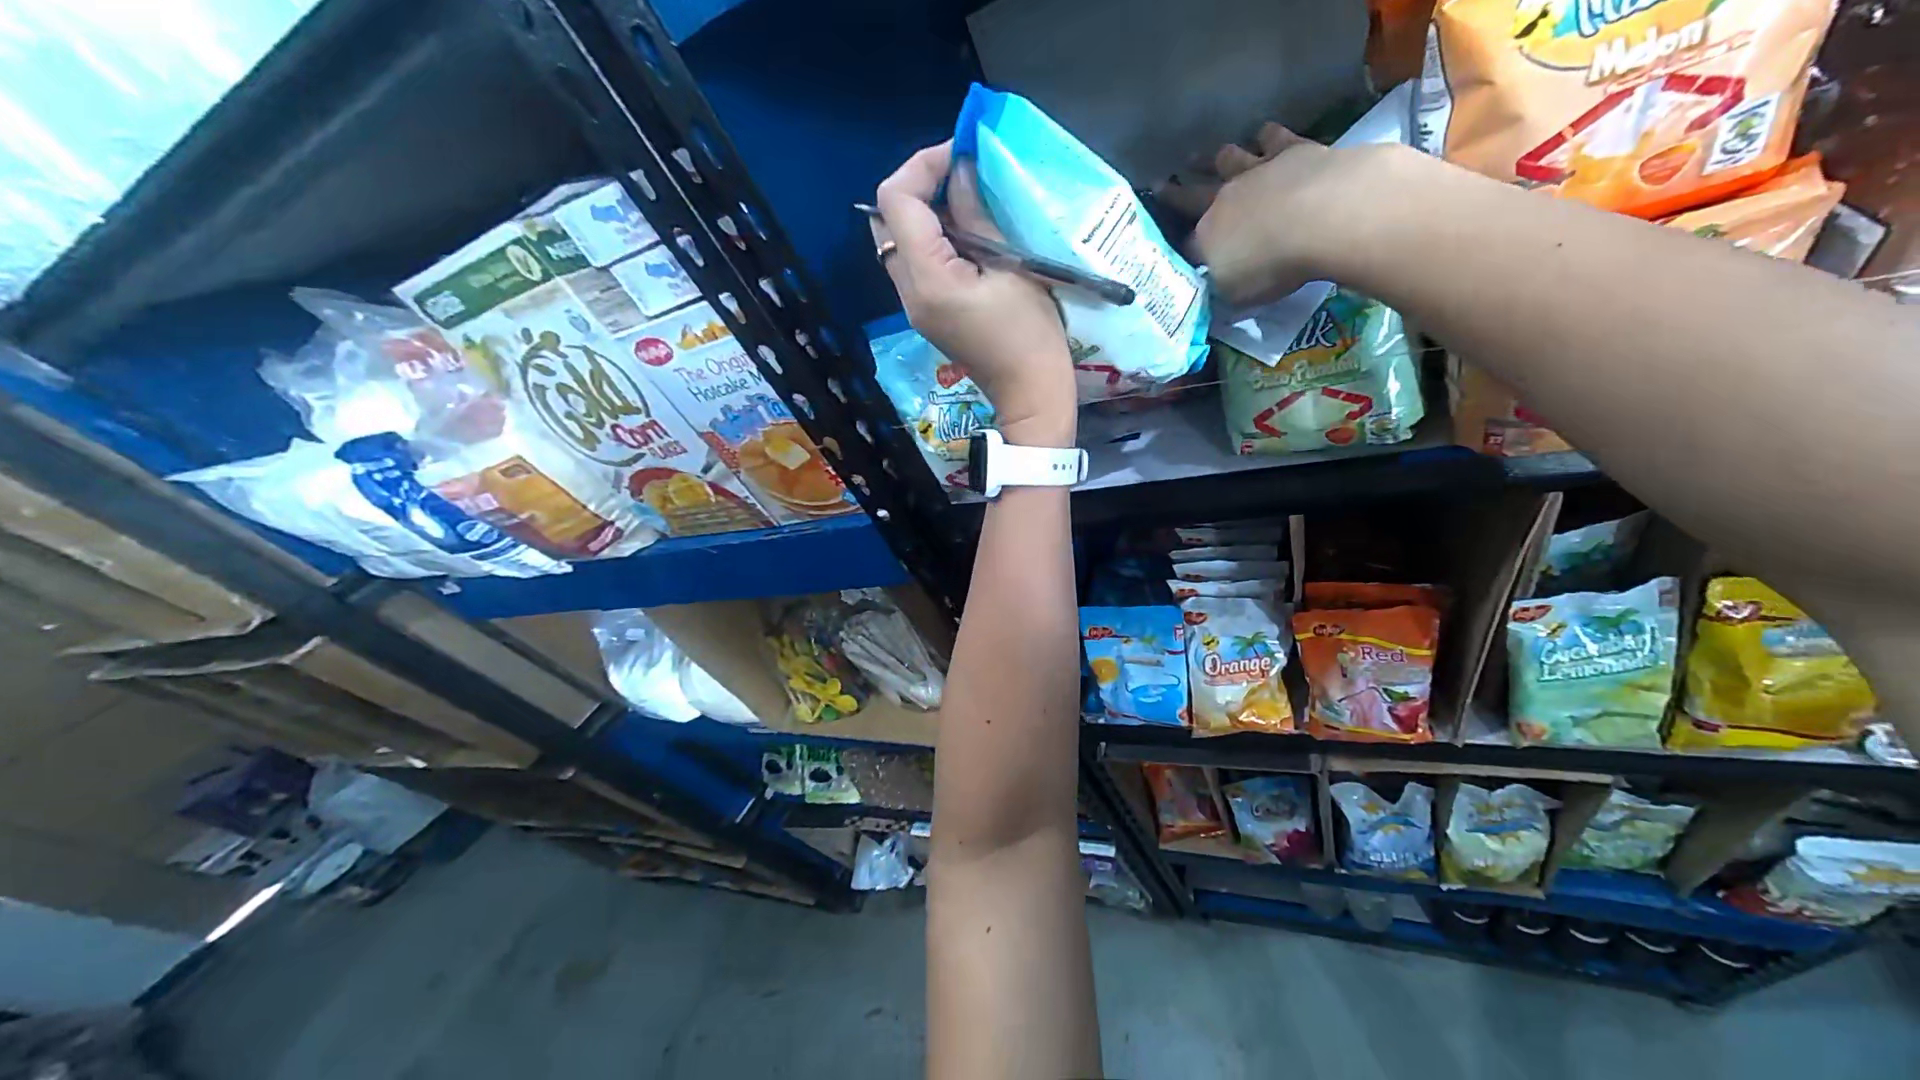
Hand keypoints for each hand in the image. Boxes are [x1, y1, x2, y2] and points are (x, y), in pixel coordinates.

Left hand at [871, 142, 1075, 444]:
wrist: (1030, 394)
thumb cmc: (1032, 334)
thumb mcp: (1012, 267)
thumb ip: (977, 214)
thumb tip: (959, 169)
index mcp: (928, 278)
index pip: (895, 200)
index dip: (922, 165)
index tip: (962, 154)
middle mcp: (908, 291)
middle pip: (886, 218)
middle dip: (919, 185)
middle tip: (962, 175)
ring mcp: (913, 305)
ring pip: (896, 239)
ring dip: (925, 210)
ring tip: (969, 200)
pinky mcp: (925, 312)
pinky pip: (913, 261)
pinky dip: (931, 236)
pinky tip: (967, 234)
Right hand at [1160, 124, 1401, 306]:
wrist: (1321, 217)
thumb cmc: (1273, 265)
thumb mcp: (1237, 295)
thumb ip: (1221, 289)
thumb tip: (1210, 288)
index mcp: (1207, 239)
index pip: (1185, 244)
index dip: (1174, 244)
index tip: (1163, 241)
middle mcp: (1223, 201)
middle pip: (1192, 196)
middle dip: (1174, 194)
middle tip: (1159, 185)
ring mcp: (1256, 172)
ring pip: (1227, 160)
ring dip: (1215, 159)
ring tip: (1205, 155)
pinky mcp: (1291, 150)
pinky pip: (1273, 139)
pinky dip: (1266, 136)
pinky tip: (1262, 133)